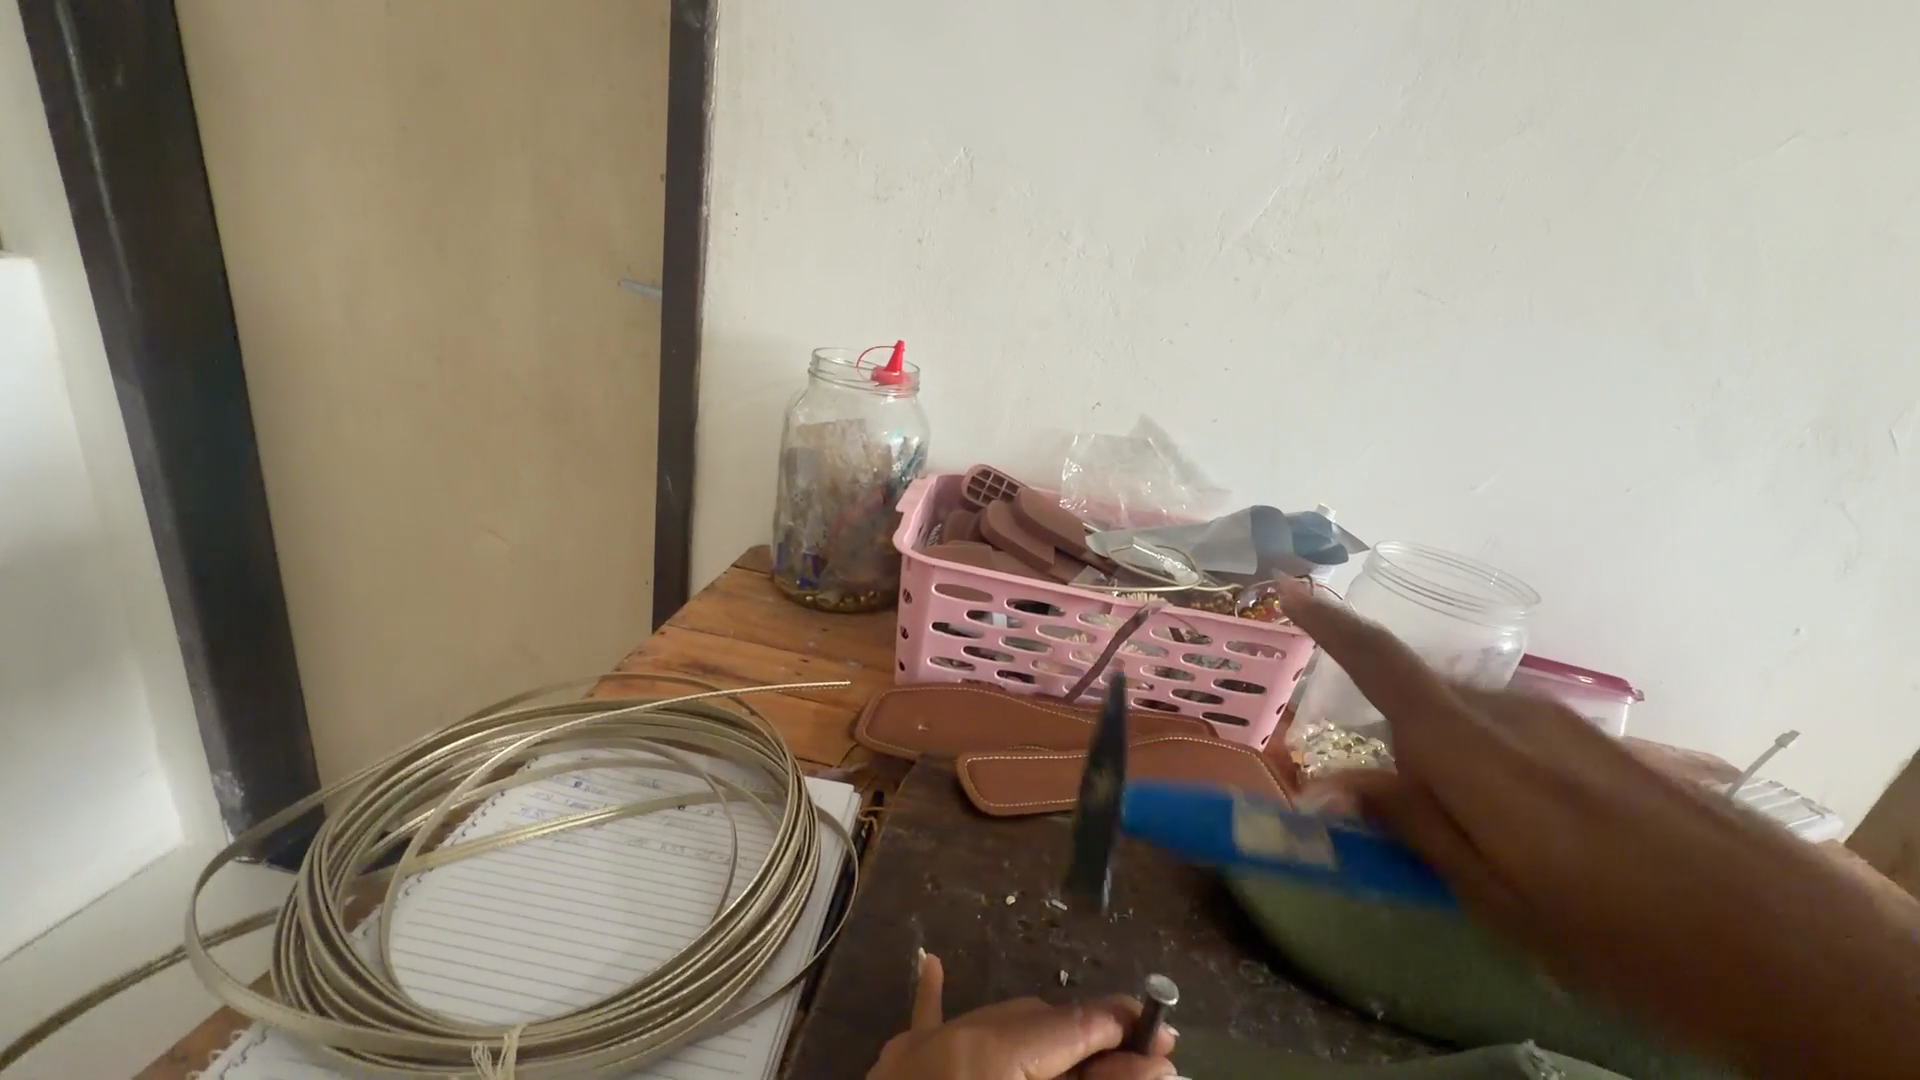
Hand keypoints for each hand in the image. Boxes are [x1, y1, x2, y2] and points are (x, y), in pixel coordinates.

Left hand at [866, 951, 1177, 1079]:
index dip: (1123, 1028)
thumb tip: (1155, 1068)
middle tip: (1136, 1059)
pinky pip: (922, 1020)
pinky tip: (932, 962)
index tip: (1163, 1034)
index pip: (1074, 1027)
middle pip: (1041, 1021)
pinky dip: (934, 994)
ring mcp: (923, 1049)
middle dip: (1089, 1037)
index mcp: (992, 1054)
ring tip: (1087, 1052)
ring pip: (998, 1023)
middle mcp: (957, 1036)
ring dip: (1042, 1035)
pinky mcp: (899, 1064)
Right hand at [1275, 579, 1919, 1079]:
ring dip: (1447, 761)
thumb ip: (1411, 825)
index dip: (1329, 625)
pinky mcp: (1609, 744)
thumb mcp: (1494, 898)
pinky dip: (1495, 767)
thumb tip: (1333, 783)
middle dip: (1392, 744)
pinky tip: (1541, 835)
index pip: (1381, 664)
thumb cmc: (1621, 935)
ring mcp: (1569, 725)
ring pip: (1470, 722)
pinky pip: (1519, 736)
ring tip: (1476, 839)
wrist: (1809, 953)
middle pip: (1420, 703)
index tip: (1288, 589)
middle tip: (1397, 817)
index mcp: (1470, 751)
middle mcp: (1513, 716)